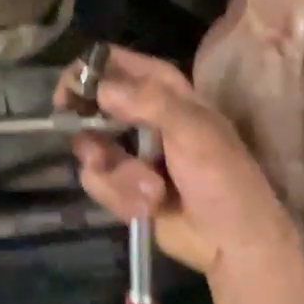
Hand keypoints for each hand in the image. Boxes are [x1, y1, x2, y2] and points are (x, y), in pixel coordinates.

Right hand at [57, 48, 303, 303]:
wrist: (235, 244)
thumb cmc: (224, 178)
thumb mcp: (194, 131)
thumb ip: (148, 101)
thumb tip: (99, 88)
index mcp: (157, 85)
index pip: (107, 60)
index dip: (83, 73)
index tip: (68, 98)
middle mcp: (137, 110)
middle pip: (85, 104)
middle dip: (91, 136)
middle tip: (100, 156)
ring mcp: (127, 147)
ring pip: (89, 148)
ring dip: (117, 176)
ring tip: (151, 192)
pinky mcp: (122, 182)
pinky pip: (97, 181)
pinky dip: (121, 197)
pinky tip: (148, 208)